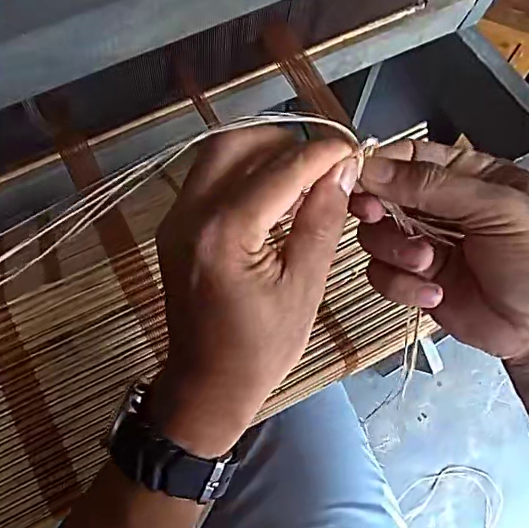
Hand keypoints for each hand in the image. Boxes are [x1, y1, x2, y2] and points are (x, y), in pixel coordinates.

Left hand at [150, 127, 358, 456]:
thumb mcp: (304, 288)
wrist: (207, 384)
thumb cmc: (260, 349)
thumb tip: (342, 170)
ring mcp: (176, 219)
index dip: (322, 154)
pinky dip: (244, 172)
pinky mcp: (175, 227)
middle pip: (237, 144)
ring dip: (263, 151)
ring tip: (303, 174)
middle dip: (287, 143)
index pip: (280, 169)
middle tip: (325, 163)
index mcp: (225, 234)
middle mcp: (191, 215)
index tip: (353, 152)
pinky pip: (209, 178)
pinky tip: (275, 193)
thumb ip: (322, 222)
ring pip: (217, 154)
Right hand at [351, 139, 528, 364]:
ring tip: (426, 264)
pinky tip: (433, 295)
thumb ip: (435, 186)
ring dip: (394, 250)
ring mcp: (433, 248)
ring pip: (379, 237)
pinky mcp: (423, 285)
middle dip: (377, 207)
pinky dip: (401, 285)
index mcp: (473, 177)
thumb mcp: (501, 209)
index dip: (384, 164)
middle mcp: (447, 209)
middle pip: (387, 196)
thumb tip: (373, 166)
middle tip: (374, 216)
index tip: (360, 175)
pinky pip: (386, 276)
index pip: (415, 157)